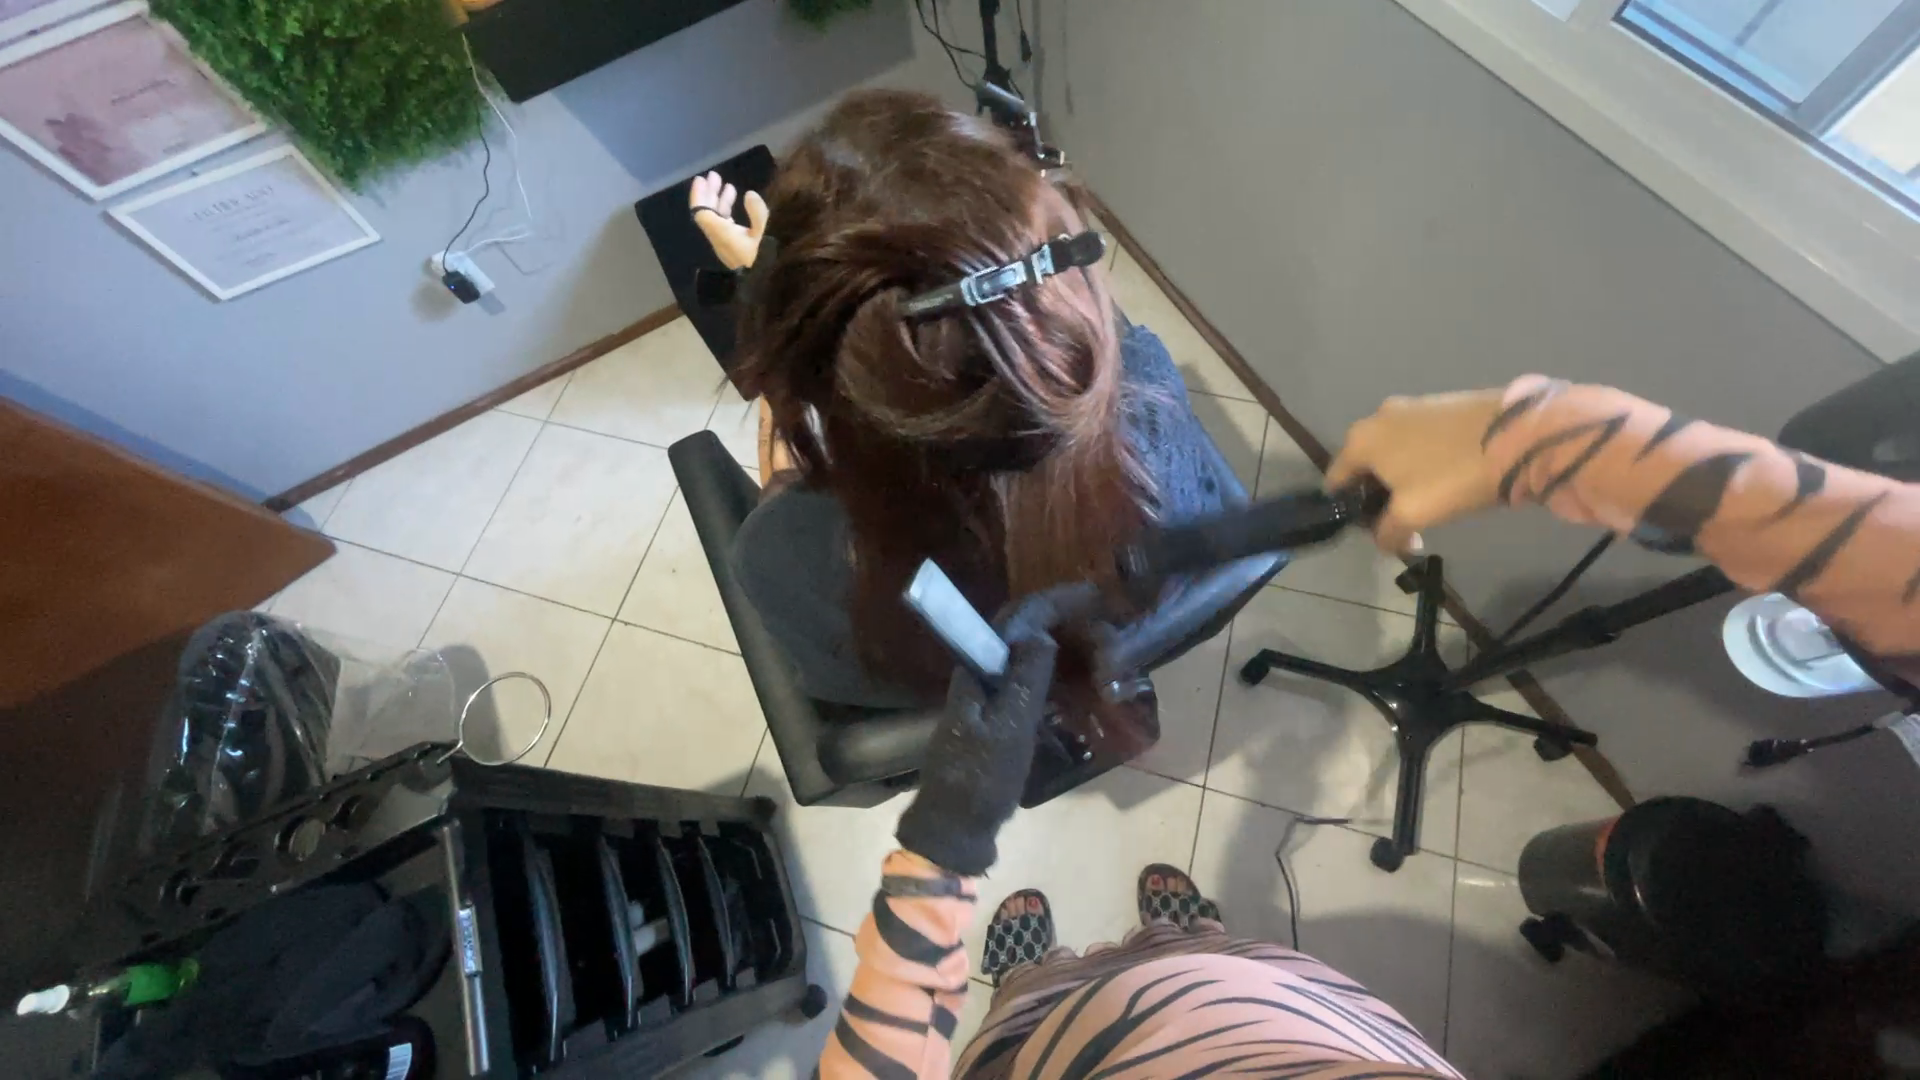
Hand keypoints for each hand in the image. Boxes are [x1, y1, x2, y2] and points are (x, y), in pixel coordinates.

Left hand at [688, 171, 766, 270]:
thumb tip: (750, 194)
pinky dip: (725, 210)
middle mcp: (718, 236)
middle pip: (706, 212)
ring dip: (718, 200)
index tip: (702, 180)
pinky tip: (733, 202)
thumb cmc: (761, 260)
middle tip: (715, 176)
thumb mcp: (763, 237)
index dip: (700, 195)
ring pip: (715, 217)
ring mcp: (724, 240)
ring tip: (727, 185)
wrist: (761, 283)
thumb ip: (758, 215)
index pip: (701, 212)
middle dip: (709, 193)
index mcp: (721, 233)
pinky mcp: (731, 244)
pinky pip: (722, 223)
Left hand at [895, 583, 1104, 876]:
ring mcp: (985, 696)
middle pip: (1019, 631)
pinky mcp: (994, 718)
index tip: (1089, 595)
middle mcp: (978, 675)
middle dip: (1059, 617)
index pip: (1014, 619)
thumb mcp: (1009, 729)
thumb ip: (1024, 680)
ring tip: (1096, 640)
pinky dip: (1051, 671)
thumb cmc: (982, 779)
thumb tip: (1040, 633)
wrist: (953, 827)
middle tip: (1100, 616)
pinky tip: (1073, 677)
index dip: (1051, 602)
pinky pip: (1025, 679)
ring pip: (1023, 655)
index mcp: (977, 670)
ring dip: (1057, 641)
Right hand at [1324, 388, 1507, 553]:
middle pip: (1367, 465)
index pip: (1336, 481)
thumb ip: (1387, 533)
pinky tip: (1452, 474)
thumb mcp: (1412, 515)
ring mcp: (1413, 405)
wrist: (1524, 435)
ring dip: (1405, 476)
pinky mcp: (1445, 402)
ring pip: (1395, 451)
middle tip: (1406, 517)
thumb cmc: (1452, 476)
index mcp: (1359, 441)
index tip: (1375, 528)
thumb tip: (1384, 541)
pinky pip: (1422, 438)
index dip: (1351, 510)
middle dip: (1380, 493)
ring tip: (1433, 497)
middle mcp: (1377, 417)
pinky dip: (1428, 458)